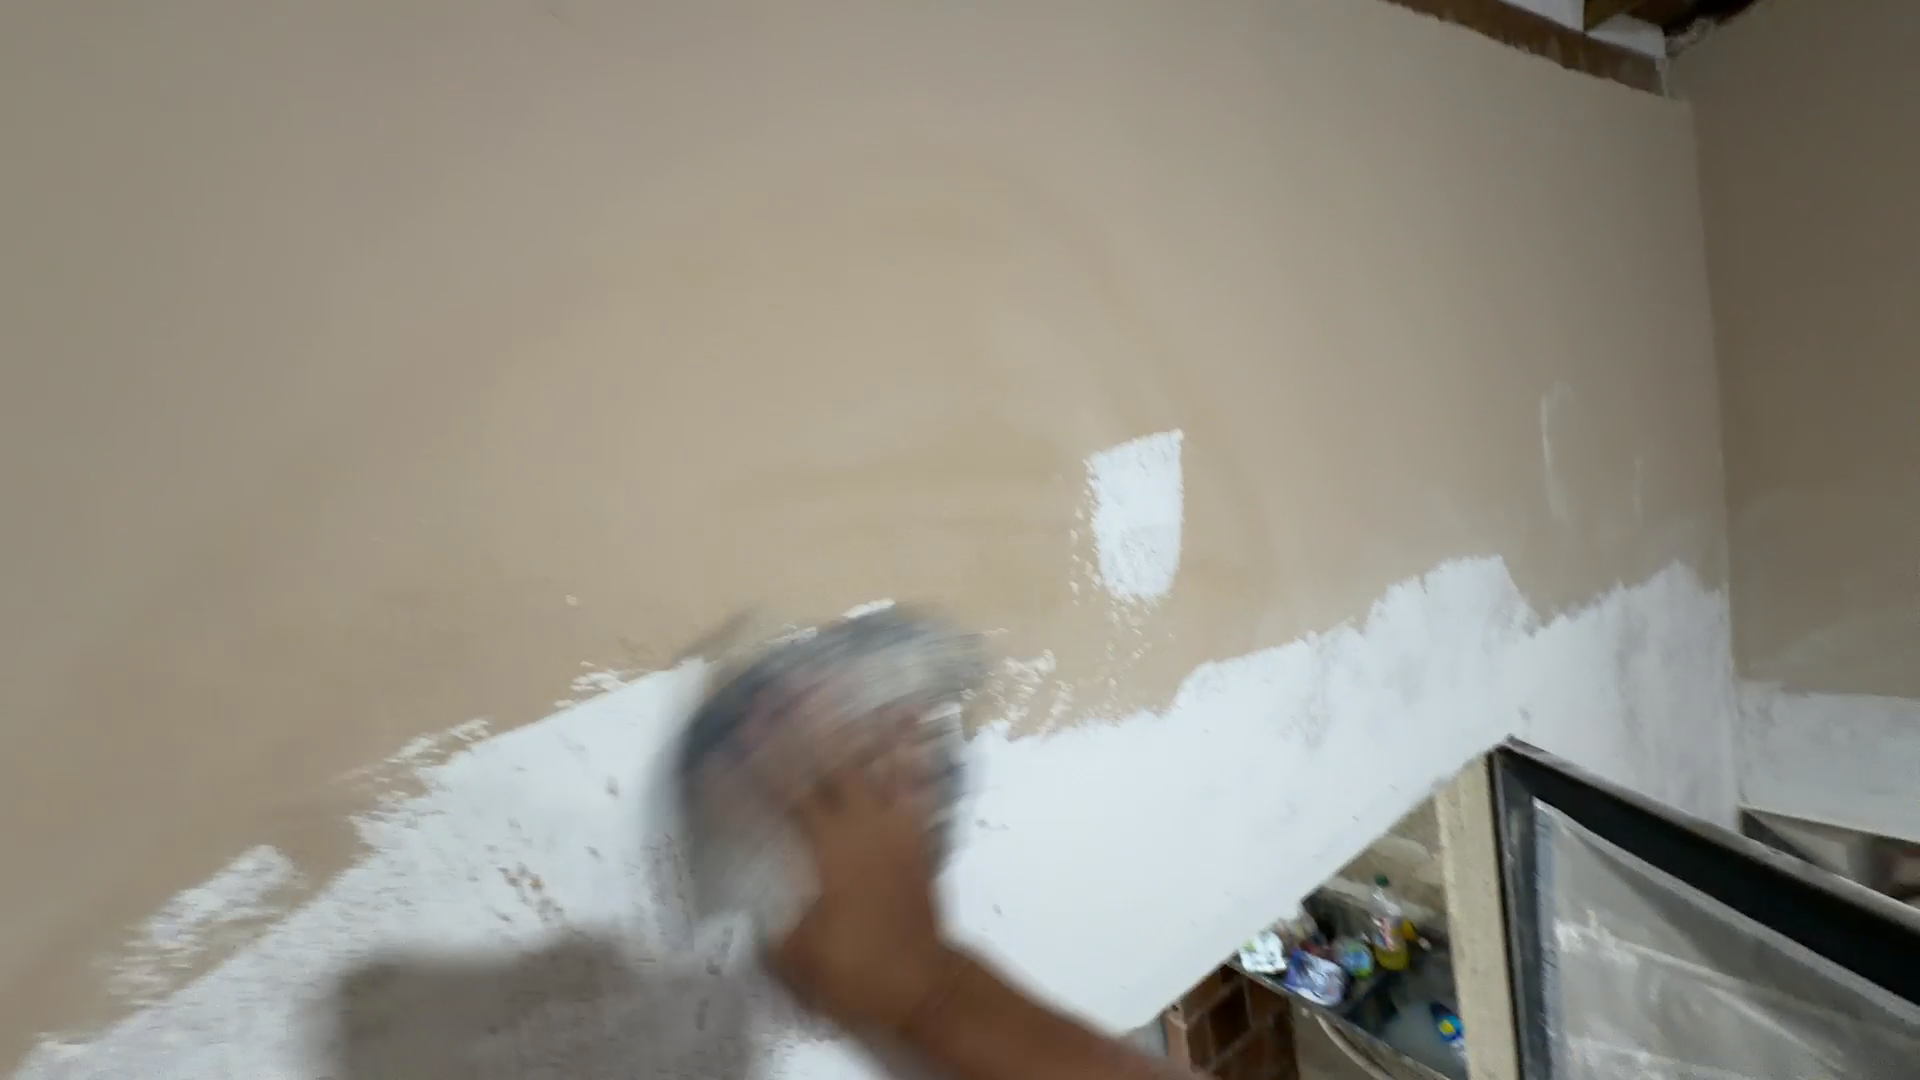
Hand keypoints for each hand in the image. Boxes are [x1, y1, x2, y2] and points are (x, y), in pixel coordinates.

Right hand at [762, 711, 961, 1033]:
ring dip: (864, 722)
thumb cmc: (857, 968)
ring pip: (880, 761)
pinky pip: (917, 781)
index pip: (788, 795)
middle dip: (805, 726)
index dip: (759, 765)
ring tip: (855, 683)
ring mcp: (897, 822)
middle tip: (786, 692)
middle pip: (833, 762)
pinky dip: (913, 748)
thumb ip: (772, 920)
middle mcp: (865, 822)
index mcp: (831, 847)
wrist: (923, 982)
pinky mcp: (918, 830)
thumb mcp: (796, 956)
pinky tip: (913, 718)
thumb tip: (755, 898)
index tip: (736, 737)